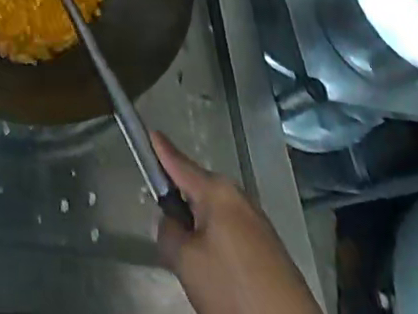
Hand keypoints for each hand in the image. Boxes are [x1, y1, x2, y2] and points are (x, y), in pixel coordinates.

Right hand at [154, 132, 320, 313]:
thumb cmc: (232, 286)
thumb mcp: (185, 261)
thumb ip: (167, 232)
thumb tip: (172, 221)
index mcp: (217, 192)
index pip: (180, 163)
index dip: (161, 149)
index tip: (150, 131)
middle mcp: (238, 197)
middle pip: (196, 190)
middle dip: (179, 205)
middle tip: (168, 235)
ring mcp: (256, 220)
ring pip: (212, 215)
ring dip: (198, 229)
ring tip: (194, 264)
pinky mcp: (267, 245)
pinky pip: (229, 232)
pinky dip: (216, 244)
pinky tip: (217, 273)